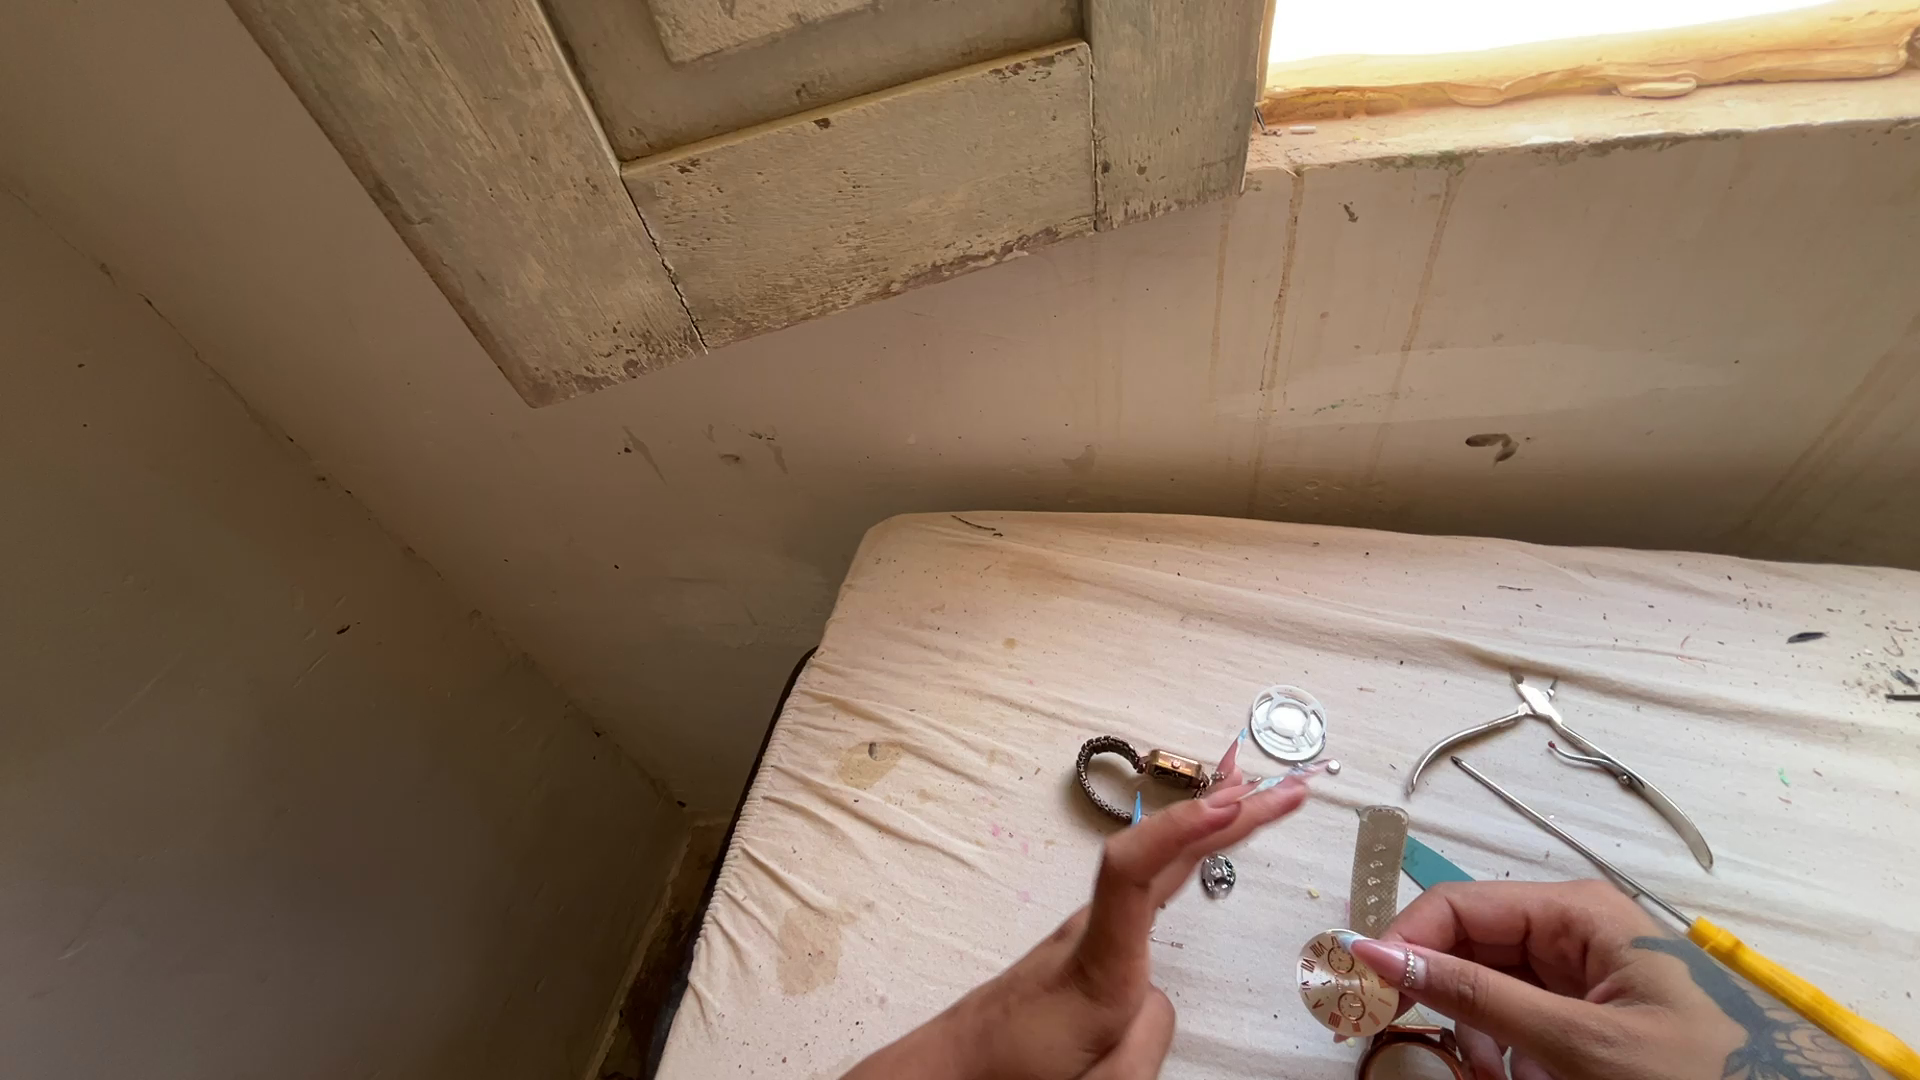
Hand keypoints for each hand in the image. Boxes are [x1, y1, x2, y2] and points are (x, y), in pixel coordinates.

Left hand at [842, 774, 1309, 1079]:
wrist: (966, 1059)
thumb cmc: (1020, 1068)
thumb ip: (1143, 1041)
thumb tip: (1162, 992)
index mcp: (1098, 961)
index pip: (1129, 871)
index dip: (1179, 829)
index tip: (1230, 804)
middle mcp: (1097, 925)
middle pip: (1160, 851)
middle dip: (1224, 814)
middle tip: (1286, 790)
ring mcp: (1098, 921)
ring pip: (1161, 858)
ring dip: (1212, 824)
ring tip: (1259, 792)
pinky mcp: (1102, 929)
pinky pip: (1153, 876)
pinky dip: (1187, 848)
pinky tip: (1203, 837)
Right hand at [1347, 881, 1869, 1079]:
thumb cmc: (1698, 1078)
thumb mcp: (1578, 1044)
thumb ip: (1470, 994)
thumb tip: (1367, 950)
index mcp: (1573, 909)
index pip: (1457, 905)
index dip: (1405, 940)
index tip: (1366, 986)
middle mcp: (1569, 927)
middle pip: (1467, 942)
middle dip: (1440, 993)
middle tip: (1404, 1032)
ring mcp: (1578, 969)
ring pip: (1485, 981)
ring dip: (1470, 1029)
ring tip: (1479, 1072)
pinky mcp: (1586, 1008)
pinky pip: (1515, 1012)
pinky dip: (1500, 1047)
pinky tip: (1506, 1073)